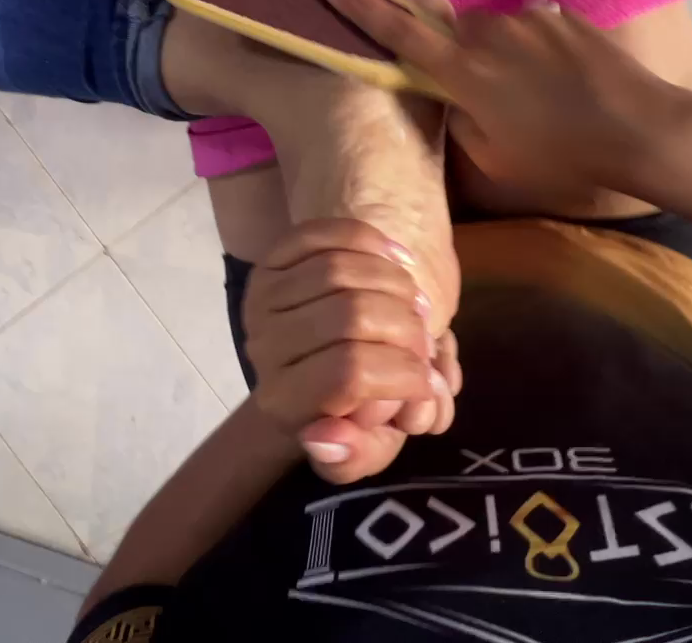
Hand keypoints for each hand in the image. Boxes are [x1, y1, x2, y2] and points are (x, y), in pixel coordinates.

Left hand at [243, 219, 458, 483]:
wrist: (314, 362)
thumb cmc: (346, 409)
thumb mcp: (360, 450)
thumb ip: (354, 458)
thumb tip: (326, 436)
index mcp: (282, 400)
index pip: (350, 373)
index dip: (404, 371)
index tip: (428, 377)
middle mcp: (264, 345)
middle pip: (351, 314)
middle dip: (407, 325)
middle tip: (426, 338)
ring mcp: (264, 296)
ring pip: (342, 268)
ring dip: (397, 282)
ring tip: (417, 303)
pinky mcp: (273, 258)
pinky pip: (329, 233)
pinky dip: (374, 242)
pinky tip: (399, 261)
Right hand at [313, 0, 691, 203]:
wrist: (641, 129)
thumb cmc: (560, 155)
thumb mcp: (494, 158)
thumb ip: (459, 118)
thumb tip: (449, 92)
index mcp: (464, 71)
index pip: (397, 32)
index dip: (356, 7)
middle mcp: (489, 33)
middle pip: (449, 29)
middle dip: (453, 51)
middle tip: (481, 88)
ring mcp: (529, 20)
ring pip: (492, 31)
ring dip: (496, 55)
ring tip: (533, 92)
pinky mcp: (562, 16)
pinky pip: (530, 28)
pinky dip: (532, 52)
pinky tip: (559, 82)